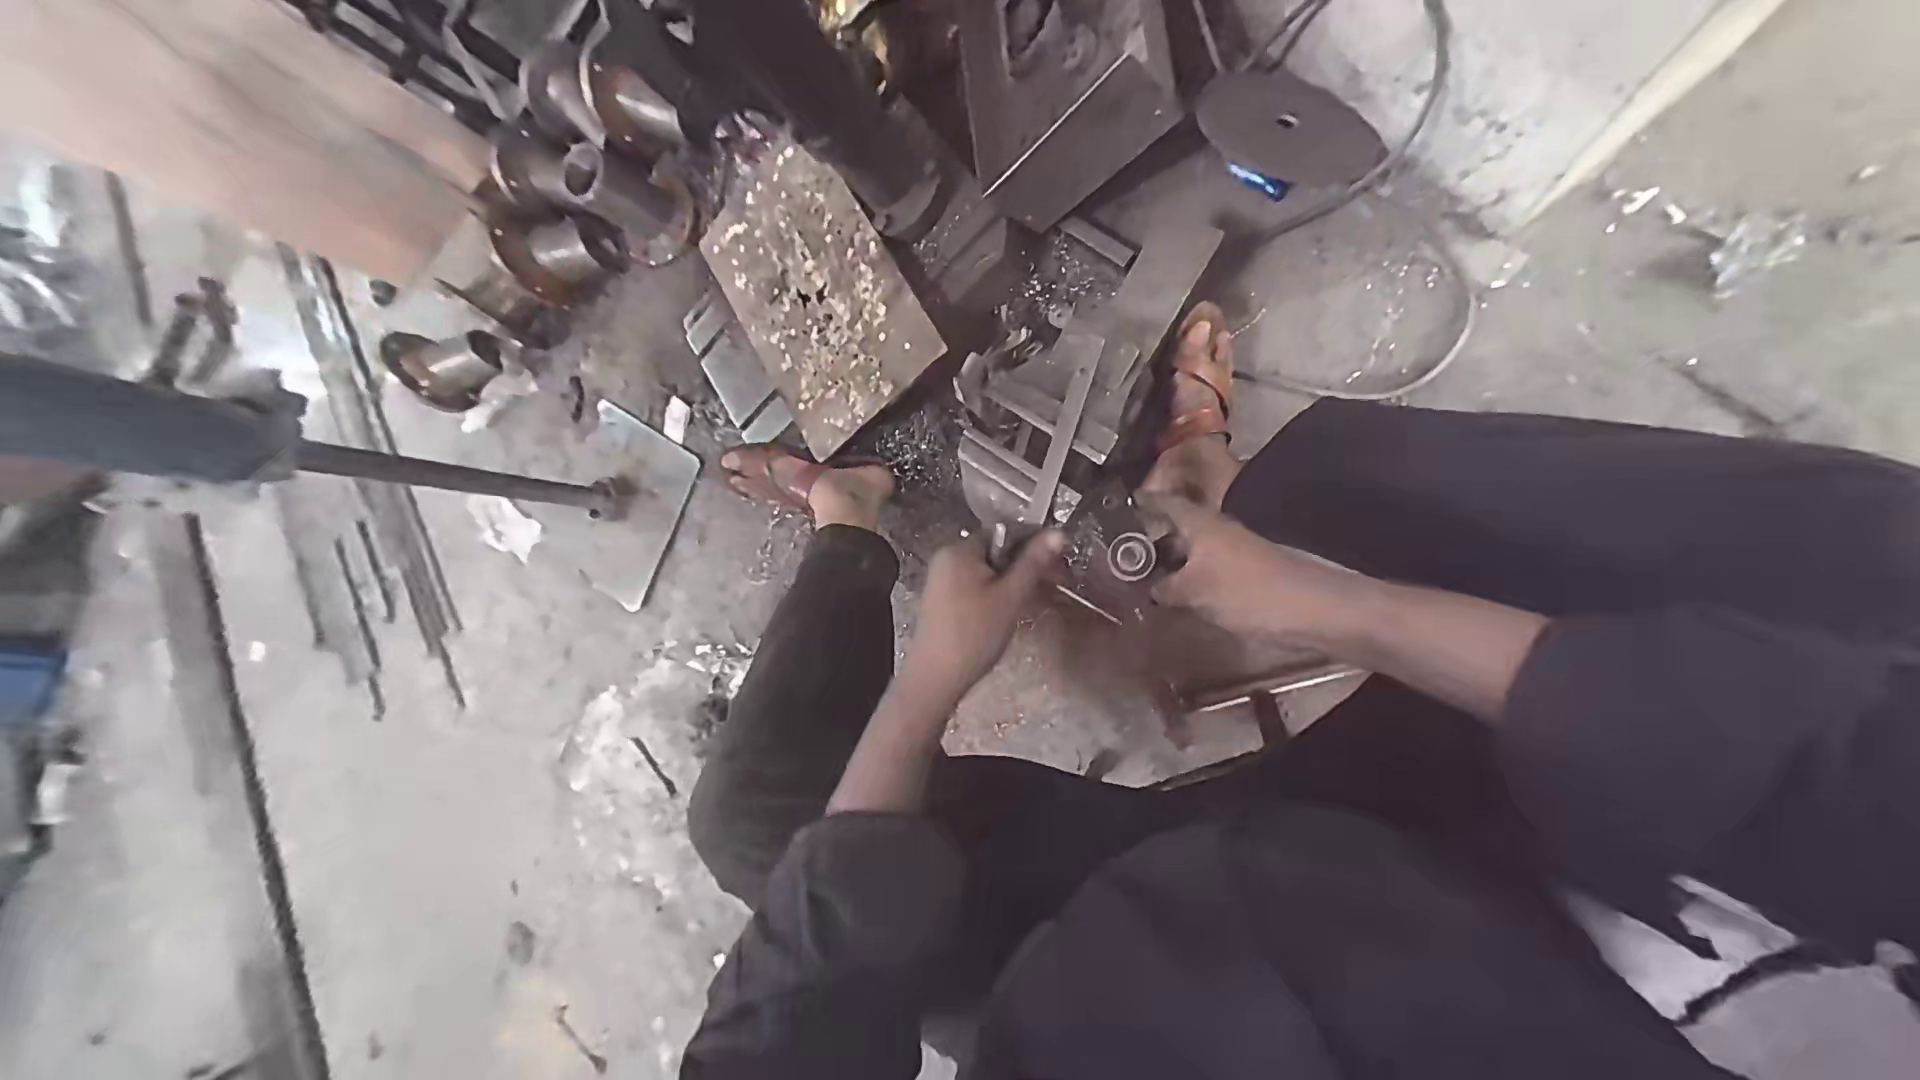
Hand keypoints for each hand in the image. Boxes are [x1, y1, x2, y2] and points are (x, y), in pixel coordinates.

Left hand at [898, 532, 1066, 700]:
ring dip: (1013, 582)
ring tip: (1036, 599)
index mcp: (959, 550)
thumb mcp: (1010, 597)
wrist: (935, 679)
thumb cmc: (974, 635)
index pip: (1004, 533)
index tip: (1058, 563)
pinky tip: (1010, 611)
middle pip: (996, 552)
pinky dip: (995, 593)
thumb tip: (1059, 532)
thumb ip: (1034, 562)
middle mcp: (946, 558)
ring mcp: (941, 580)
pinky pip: (975, 586)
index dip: (1033, 545)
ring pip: (987, 571)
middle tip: (1055, 583)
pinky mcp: (941, 600)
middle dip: (1026, 566)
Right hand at [1139, 492, 1363, 646]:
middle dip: (1153, 536)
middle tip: (1123, 550)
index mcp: (1201, 524)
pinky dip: (1188, 576)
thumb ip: (1166, 588)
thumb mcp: (1194, 592)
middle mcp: (1217, 531)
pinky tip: (1177, 594)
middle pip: (1179, 527)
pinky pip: (1206, 568)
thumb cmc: (1244, 591)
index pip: (1167, 504)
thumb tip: (1152, 588)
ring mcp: (1233, 552)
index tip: (1125, 502)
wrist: (1310, 610)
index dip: (1146, 502)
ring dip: (1171, 560)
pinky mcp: (1244, 573)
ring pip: (1192, 550)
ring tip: (1144, 576)